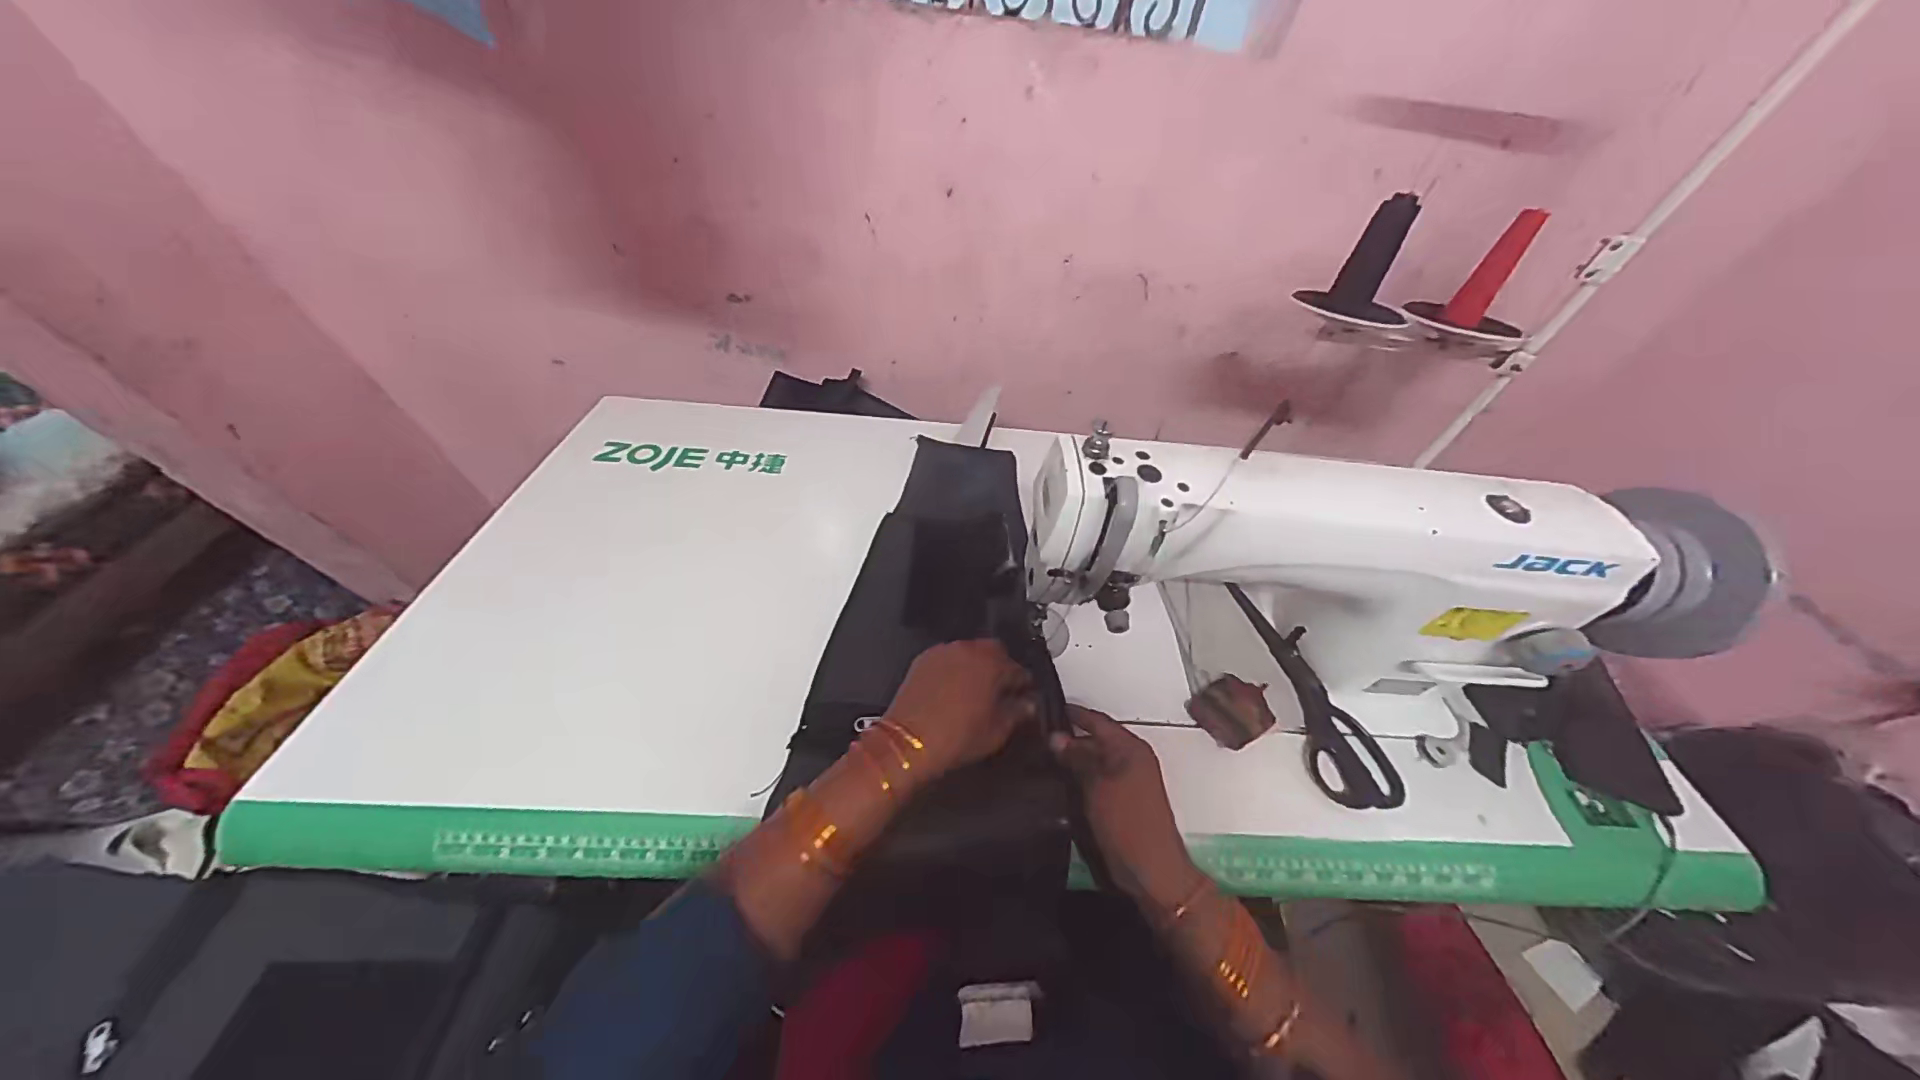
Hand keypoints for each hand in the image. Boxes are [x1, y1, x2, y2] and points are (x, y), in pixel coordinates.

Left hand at [883, 640, 1035, 781]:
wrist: (909, 742)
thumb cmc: (955, 738)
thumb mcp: (996, 731)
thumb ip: (1017, 712)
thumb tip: (1026, 705)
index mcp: (992, 664)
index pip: (1017, 669)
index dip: (1023, 684)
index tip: (1023, 695)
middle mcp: (968, 650)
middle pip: (994, 651)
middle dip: (1000, 667)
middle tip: (1000, 690)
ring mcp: (943, 652)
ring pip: (969, 651)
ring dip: (976, 665)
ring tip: (975, 690)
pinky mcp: (923, 659)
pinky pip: (947, 657)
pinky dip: (954, 668)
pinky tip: (952, 689)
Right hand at [1050, 706, 1202, 908]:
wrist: (1150, 868)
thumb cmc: (1127, 821)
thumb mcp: (1097, 785)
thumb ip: (1077, 758)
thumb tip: (1056, 737)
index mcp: (1131, 748)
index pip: (1098, 721)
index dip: (1074, 713)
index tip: (1050, 707)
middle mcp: (1131, 759)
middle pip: (1097, 739)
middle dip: (1070, 737)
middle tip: (1039, 734)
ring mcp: (1128, 780)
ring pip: (1095, 759)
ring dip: (1074, 757)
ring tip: (1042, 754)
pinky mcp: (1120, 800)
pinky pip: (1096, 777)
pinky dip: (1079, 775)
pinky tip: (1059, 779)